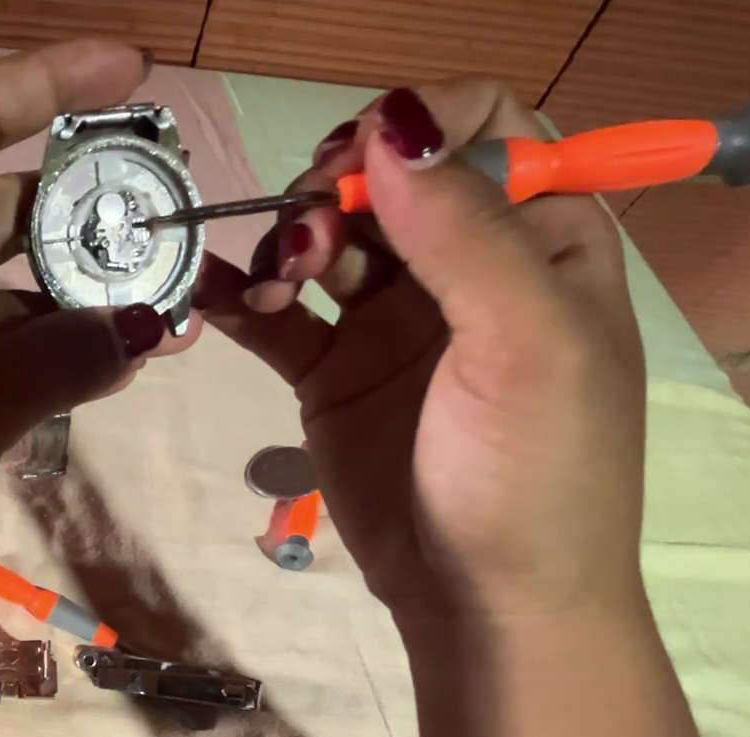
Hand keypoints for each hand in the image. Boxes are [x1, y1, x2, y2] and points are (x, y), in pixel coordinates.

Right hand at [197, 80, 644, 618]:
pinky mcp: (332, 374)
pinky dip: (241, 300)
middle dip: (334, 192)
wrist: (480, 599)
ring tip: (274, 289)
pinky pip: (279, 319)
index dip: (416, 128)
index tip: (356, 165)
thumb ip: (465, 230)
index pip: (482, 129)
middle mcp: (460, 269)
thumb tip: (389, 124)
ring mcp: (389, 323)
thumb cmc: (533, 473)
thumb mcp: (525, 343)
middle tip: (305, 242)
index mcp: (541, 240)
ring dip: (287, 246)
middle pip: (384, 182)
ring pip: (326, 243)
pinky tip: (209, 294)